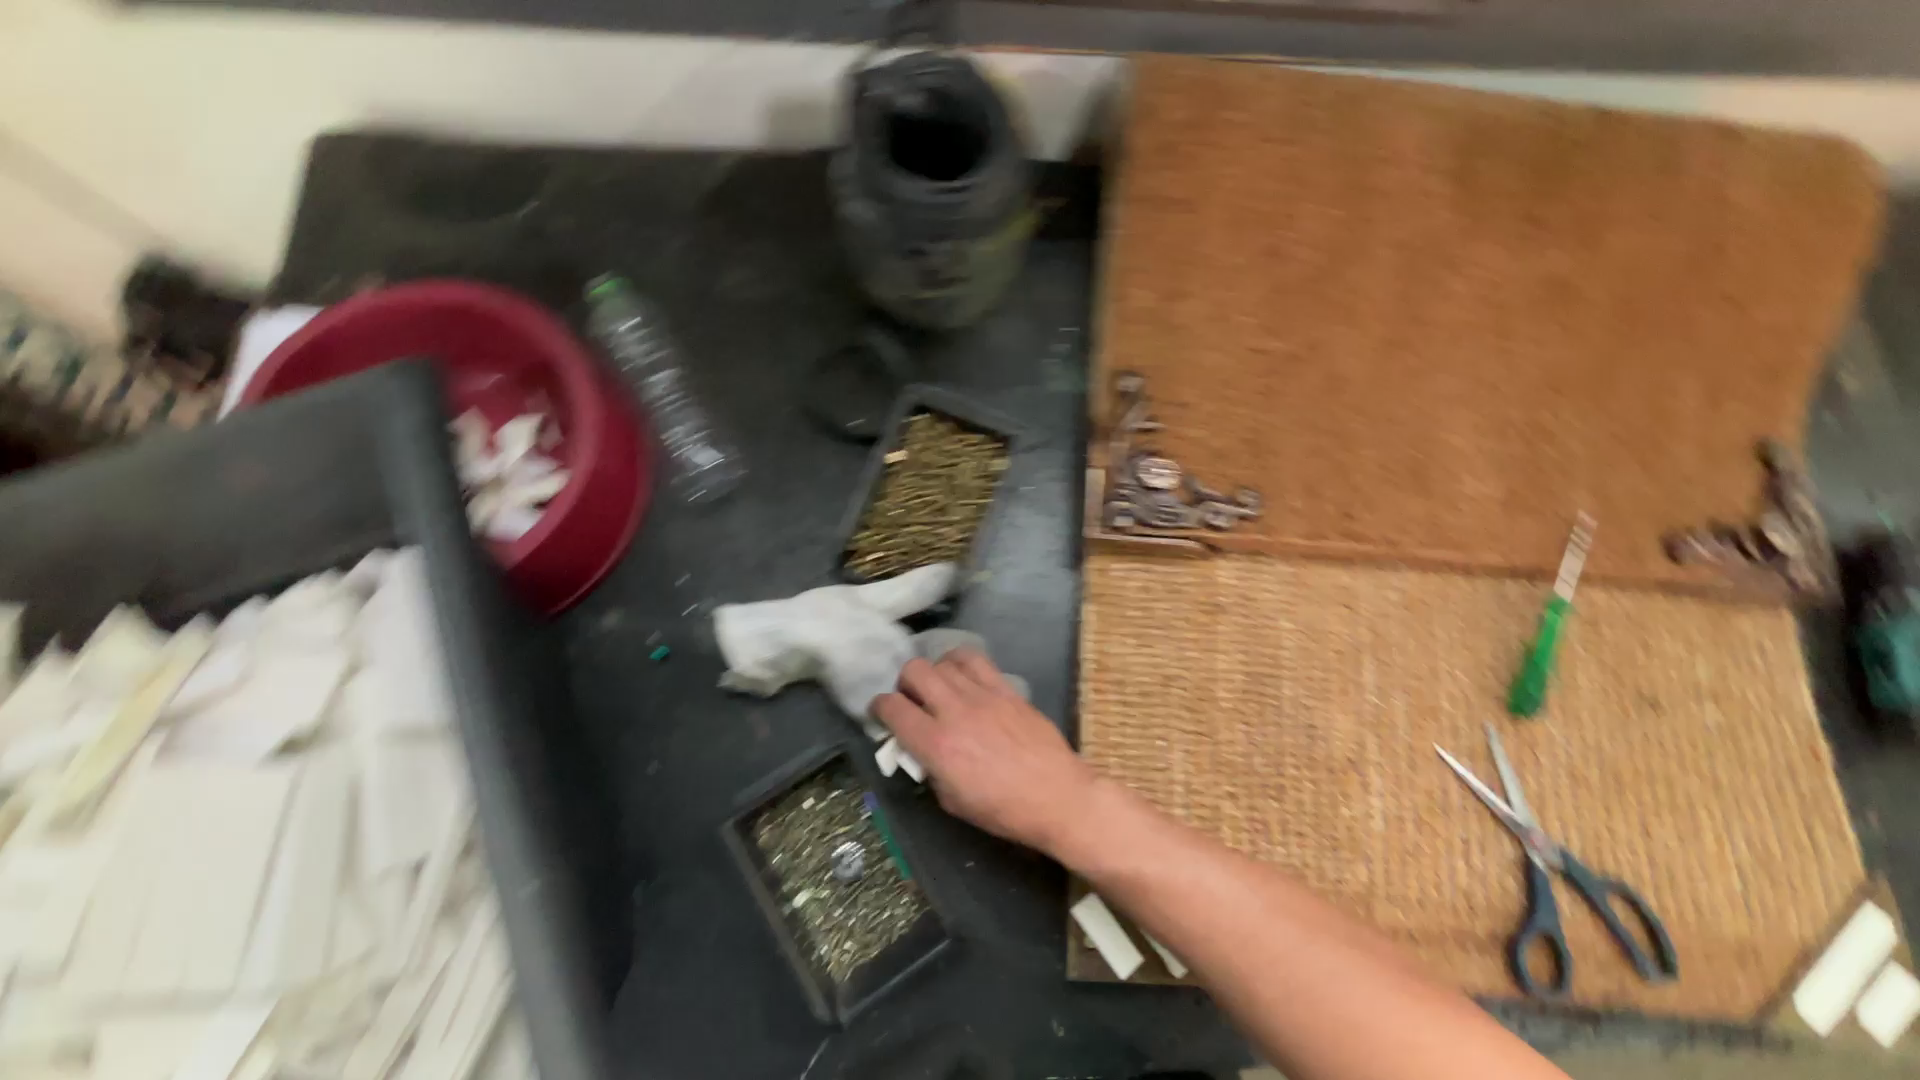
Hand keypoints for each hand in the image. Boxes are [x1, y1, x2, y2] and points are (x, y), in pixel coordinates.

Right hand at [872, 650, 1098, 853]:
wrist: (1057, 796)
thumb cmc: (1003, 810)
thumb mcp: (952, 802)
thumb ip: (930, 770)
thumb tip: (922, 752)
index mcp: (936, 745)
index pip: (892, 708)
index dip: (878, 708)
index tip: (881, 714)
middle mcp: (954, 712)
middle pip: (914, 672)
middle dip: (904, 685)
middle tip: (911, 701)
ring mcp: (982, 695)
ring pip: (942, 662)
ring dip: (933, 674)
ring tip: (939, 690)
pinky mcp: (1006, 689)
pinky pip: (975, 660)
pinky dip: (959, 663)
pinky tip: (962, 677)